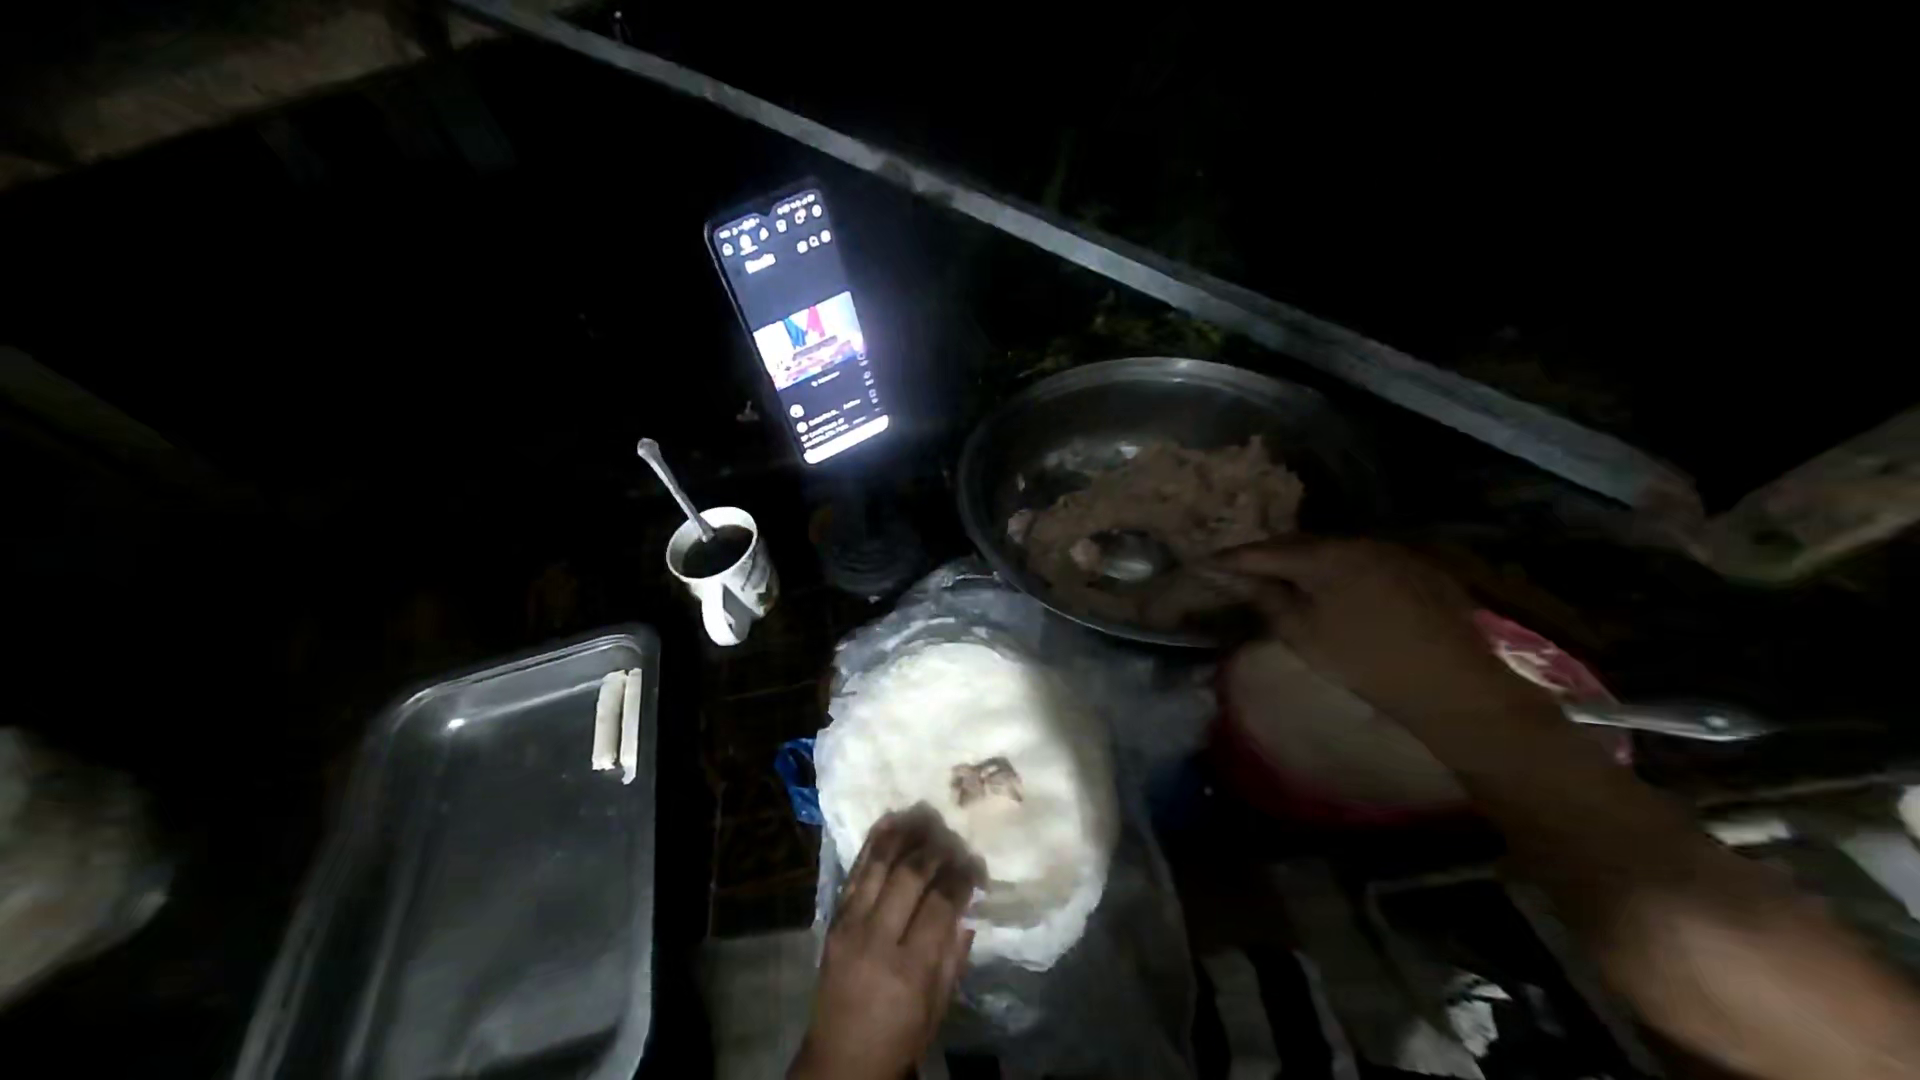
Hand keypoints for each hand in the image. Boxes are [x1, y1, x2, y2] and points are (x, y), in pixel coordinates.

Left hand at [789, 807, 979, 1079]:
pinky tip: (889, 822)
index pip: (941, 903)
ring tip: (924, 813)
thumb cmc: (898, 1038)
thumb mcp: (938, 1007)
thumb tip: (967, 905)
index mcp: (910, 969)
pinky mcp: (834, 919)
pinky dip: (873, 843)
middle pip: (910, 875)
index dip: (961, 876)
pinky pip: (855, 872)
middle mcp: (877, 939)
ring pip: (879, 864)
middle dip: (936, 848)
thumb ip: (954, 954)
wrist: (838, 1063)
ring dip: (904, 834)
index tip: (975, 861)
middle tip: (954, 833)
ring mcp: (850, 925)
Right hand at [1210, 537, 1547, 729]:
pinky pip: (1361, 559)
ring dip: (1303, 560)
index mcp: (1325, 556)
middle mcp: (1357, 543)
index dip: (1233, 559)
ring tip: (1281, 576)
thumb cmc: (1365, 662)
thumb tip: (1246, 581)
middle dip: (1268, 555)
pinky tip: (1332, 587)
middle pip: (1299, 544)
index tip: (1206, 563)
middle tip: (1241, 569)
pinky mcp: (1415, 568)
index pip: (1265, 552)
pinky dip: (1336, 568)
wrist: (1452, 685)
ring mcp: (1390, 553)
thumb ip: (1269, 600)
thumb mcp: (1304, 635)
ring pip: (1333, 550)